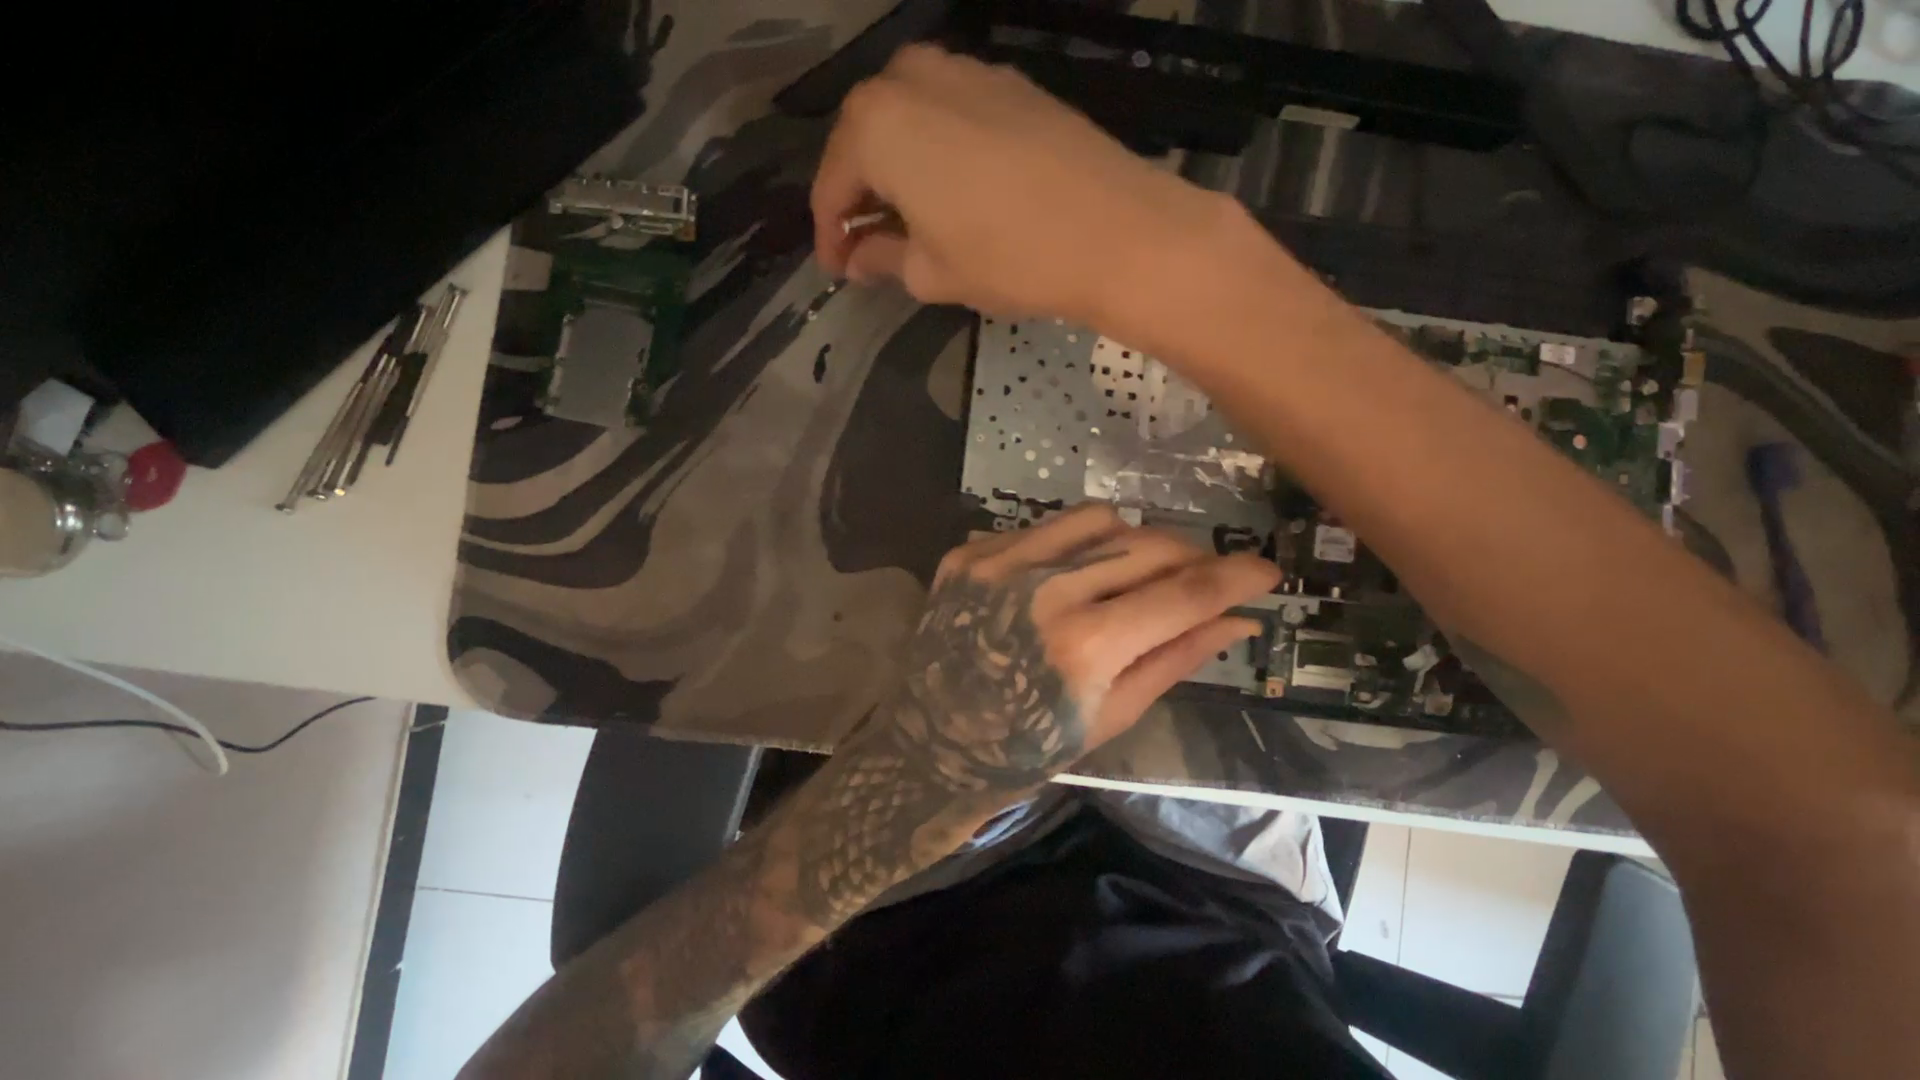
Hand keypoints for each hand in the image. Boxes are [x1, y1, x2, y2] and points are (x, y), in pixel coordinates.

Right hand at [810, 45, 1229, 324]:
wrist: (1118, 230)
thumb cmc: (1008, 257)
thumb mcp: (930, 272)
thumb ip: (881, 258)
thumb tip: (858, 257)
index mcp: (875, 123)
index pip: (832, 184)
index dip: (830, 235)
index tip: (837, 270)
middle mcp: (911, 78)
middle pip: (866, 140)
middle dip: (861, 192)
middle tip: (869, 244)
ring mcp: (967, 70)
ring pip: (909, 119)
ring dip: (900, 166)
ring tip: (911, 218)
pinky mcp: (1011, 82)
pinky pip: (953, 113)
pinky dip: (940, 149)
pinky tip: (955, 190)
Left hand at [875, 504, 1278, 796]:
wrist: (930, 744)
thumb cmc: (1027, 746)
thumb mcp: (1111, 715)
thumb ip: (1176, 657)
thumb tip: (1240, 619)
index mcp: (1084, 647)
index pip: (1183, 594)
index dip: (1235, 577)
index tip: (1266, 569)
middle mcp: (1043, 590)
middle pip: (1148, 546)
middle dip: (1191, 558)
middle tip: (1202, 580)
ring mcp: (999, 563)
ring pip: (1101, 519)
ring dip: (1136, 541)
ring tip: (1137, 575)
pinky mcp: (970, 553)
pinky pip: (1047, 525)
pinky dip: (1078, 543)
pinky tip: (1077, 574)